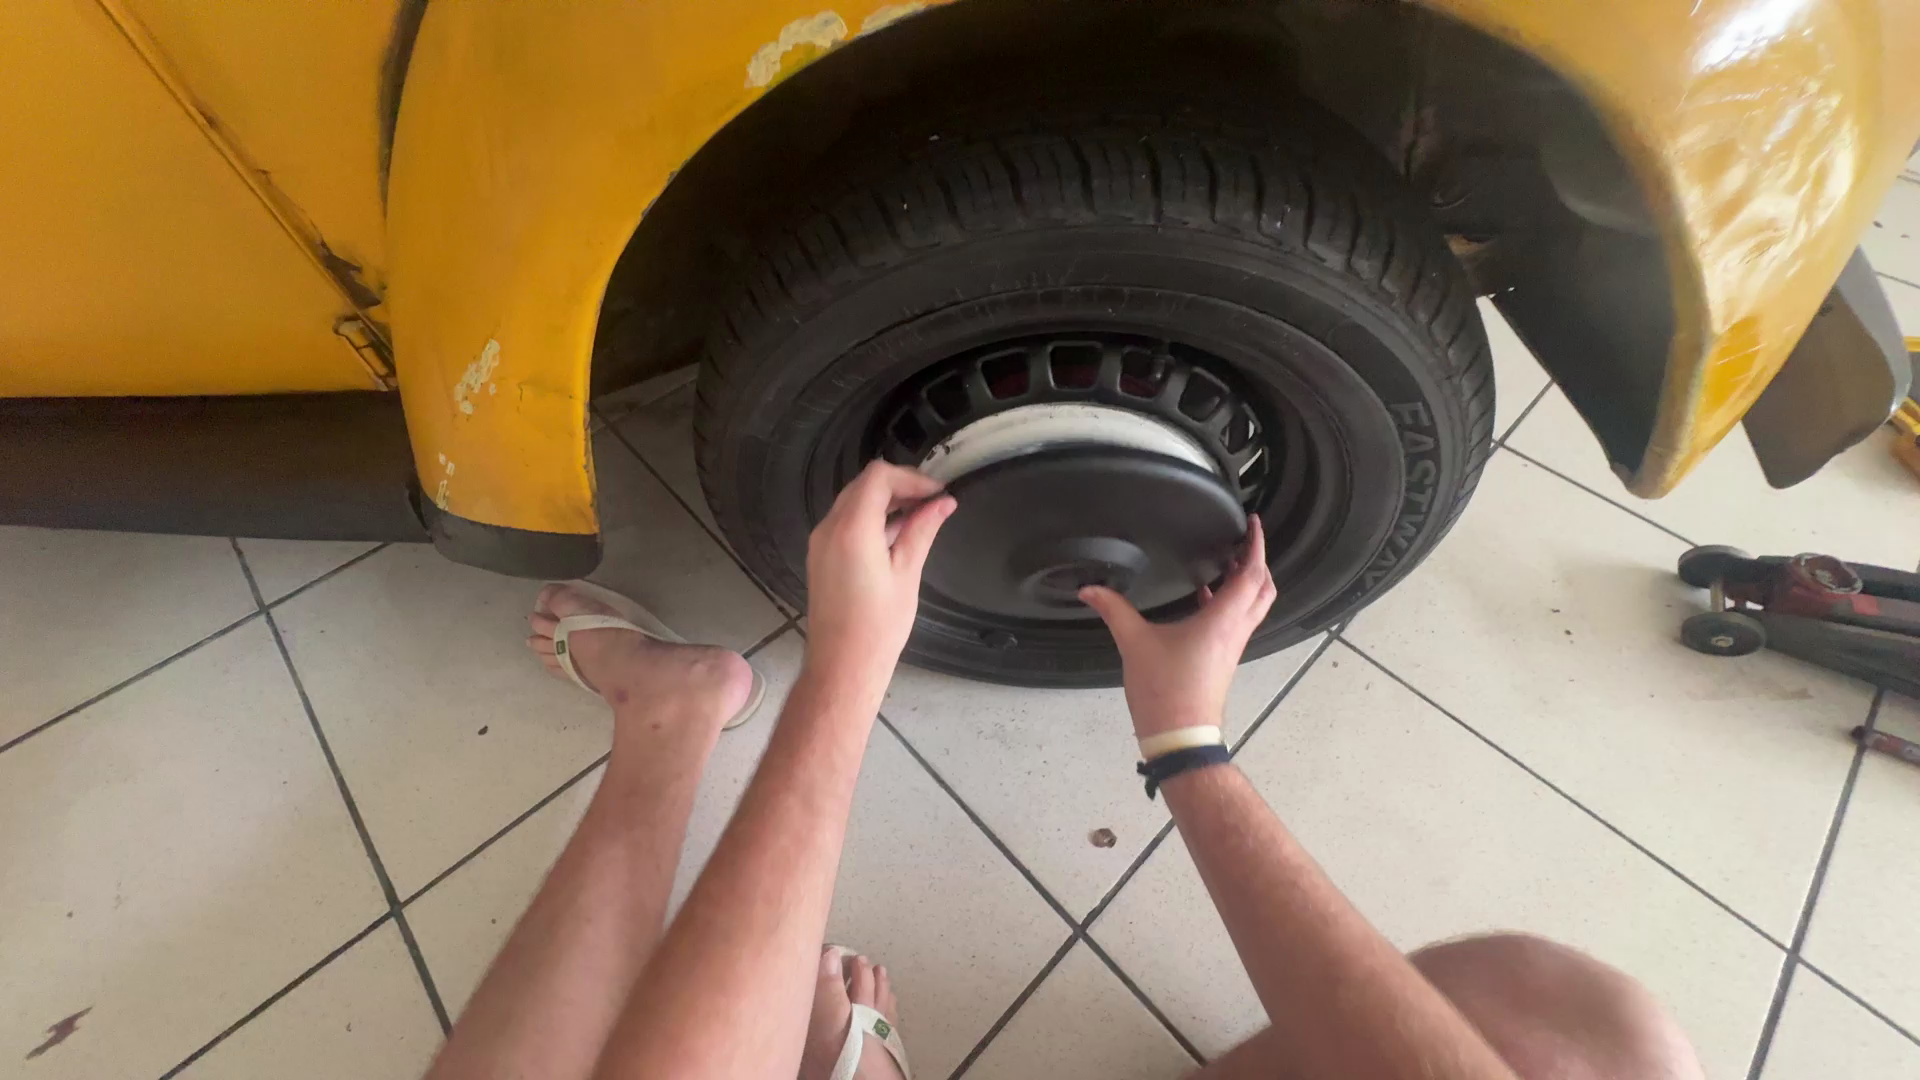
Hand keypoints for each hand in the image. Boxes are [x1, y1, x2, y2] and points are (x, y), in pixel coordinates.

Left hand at [804, 461, 956, 689]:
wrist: (842, 666)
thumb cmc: (878, 626)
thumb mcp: (907, 574)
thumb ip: (923, 530)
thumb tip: (943, 503)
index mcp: (852, 529)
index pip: (879, 477)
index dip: (912, 478)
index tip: (937, 493)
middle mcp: (829, 528)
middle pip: (865, 485)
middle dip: (900, 487)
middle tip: (933, 503)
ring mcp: (821, 541)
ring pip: (854, 501)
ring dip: (887, 502)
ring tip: (921, 518)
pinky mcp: (821, 555)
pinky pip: (846, 521)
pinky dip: (872, 518)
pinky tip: (898, 535)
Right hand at [1079, 516, 1277, 738]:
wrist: (1181, 735)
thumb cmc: (1165, 690)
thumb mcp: (1134, 642)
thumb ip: (1112, 609)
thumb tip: (1090, 589)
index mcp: (1222, 621)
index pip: (1251, 574)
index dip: (1256, 545)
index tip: (1253, 524)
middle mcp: (1235, 631)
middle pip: (1263, 589)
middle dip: (1258, 561)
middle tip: (1245, 540)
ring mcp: (1232, 647)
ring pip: (1255, 606)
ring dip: (1249, 581)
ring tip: (1230, 561)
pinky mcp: (1224, 659)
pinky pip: (1239, 621)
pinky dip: (1233, 602)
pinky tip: (1207, 598)